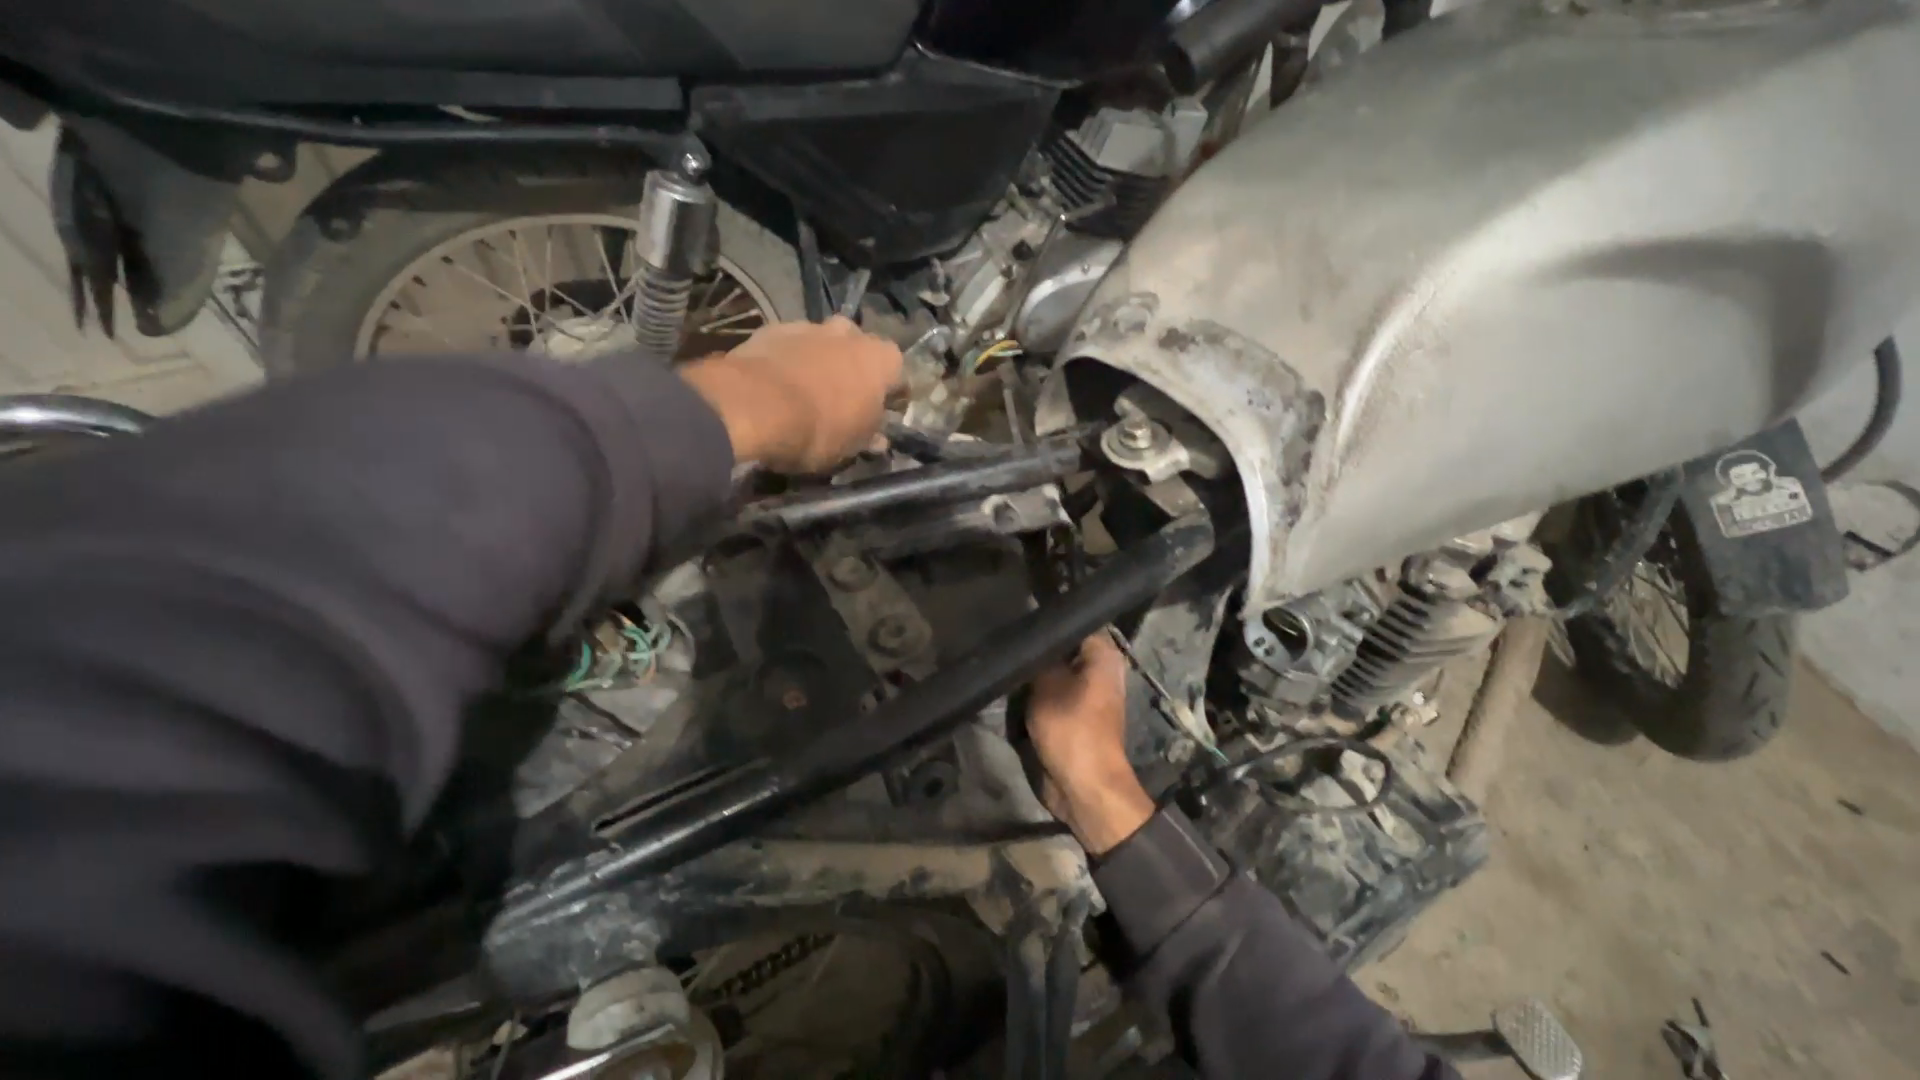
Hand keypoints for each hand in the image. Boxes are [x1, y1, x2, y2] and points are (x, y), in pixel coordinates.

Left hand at [678, 317, 901, 473]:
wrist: (755, 405)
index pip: (899, 378)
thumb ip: (868, 436)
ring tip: (807, 391)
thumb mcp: (851, 446)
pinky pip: (791, 346)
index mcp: (882, 360)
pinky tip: (778, 384)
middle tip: (844, 401)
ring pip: (824, 344)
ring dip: (821, 362)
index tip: (883, 417)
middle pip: (860, 352)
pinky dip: (790, 361)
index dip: (892, 399)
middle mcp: (851, 333)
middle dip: (855, 372)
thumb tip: (878, 439)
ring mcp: (811, 326)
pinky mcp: (774, 328)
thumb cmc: (819, 429)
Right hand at [1027, 632, 1156, 855]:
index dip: (1045, 617)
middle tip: (1005, 638)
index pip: (1073, 621)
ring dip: (1031, 672)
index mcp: (1103, 654)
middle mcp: (1100, 668)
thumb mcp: (1046, 684)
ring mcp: (1087, 693)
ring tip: (1004, 660)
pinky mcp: (1074, 714)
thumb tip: (1028, 633)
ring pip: (1052, 671)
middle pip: (1061, 647)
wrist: (1084, 786)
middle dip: (1035, 647)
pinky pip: (1050, 694)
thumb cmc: (1070, 729)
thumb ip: (1038, 655)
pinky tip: (1011, 686)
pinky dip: (1034, 693)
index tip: (1017, 613)